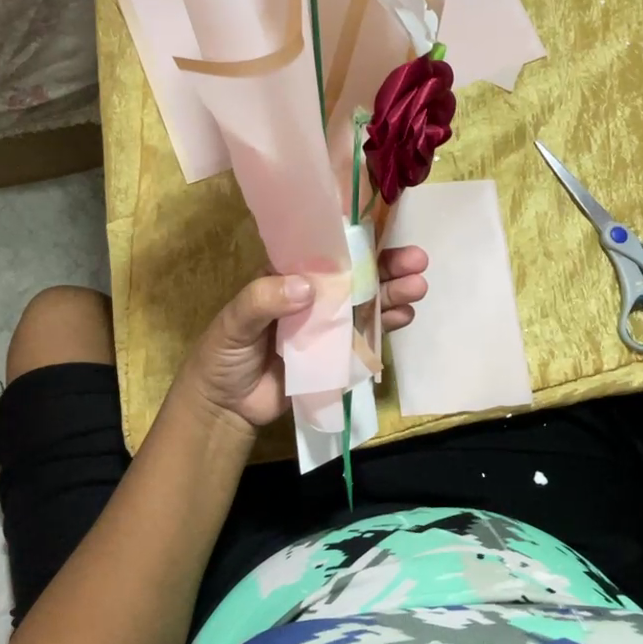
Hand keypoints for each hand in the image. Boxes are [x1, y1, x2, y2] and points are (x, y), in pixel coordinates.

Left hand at [173, 246, 429, 434]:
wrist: (226, 408)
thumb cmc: (223, 355)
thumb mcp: (234, 322)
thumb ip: (263, 301)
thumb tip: (307, 287)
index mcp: (286, 277)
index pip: (325, 252)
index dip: (354, 243)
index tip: (383, 235)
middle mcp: (311, 295)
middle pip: (354, 276)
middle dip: (386, 266)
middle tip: (417, 261)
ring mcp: (326, 325)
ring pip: (366, 302)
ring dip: (392, 293)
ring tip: (419, 287)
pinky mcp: (336, 355)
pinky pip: (365, 336)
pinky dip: (386, 324)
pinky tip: (405, 316)